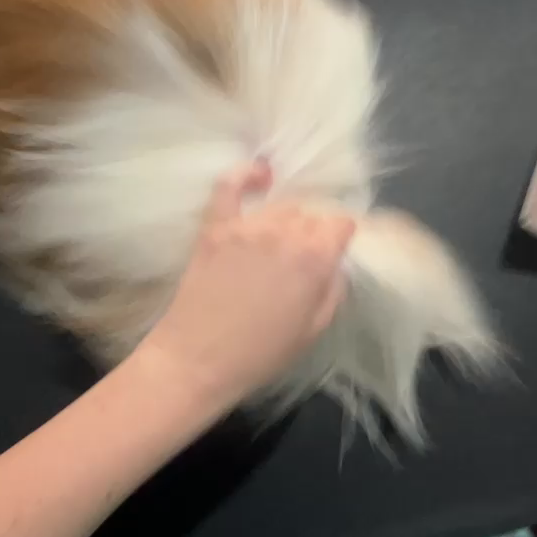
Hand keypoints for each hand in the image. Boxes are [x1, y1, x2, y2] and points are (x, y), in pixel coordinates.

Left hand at [134, 163, 353, 410]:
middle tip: (303, 260)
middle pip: (310, 215)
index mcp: (315, 257)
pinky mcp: (216, 226)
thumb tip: (335, 264)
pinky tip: (261, 176)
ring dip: (286, 221)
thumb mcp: (314, 330)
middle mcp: (285, 232)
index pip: (340, 224)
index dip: (340, 237)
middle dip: (313, 233)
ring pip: (280, 206)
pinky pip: (231, 186)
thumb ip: (334, 288)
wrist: (196, 362)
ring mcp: (247, 225)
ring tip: (278, 246)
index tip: (335, 251)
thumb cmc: (260, 354)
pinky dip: (246, 175)